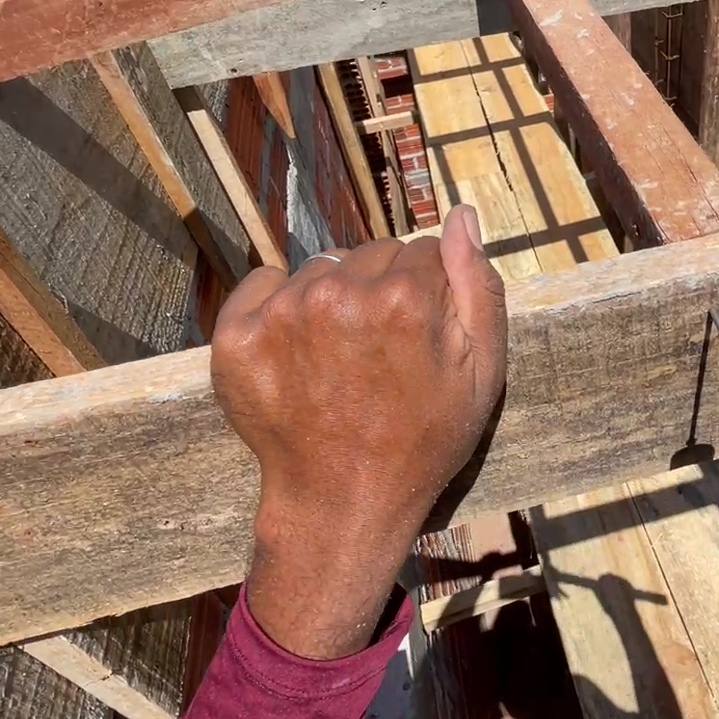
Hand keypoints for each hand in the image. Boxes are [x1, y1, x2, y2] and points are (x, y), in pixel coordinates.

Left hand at [211, 205, 506, 658]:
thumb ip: (478, 287)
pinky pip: (266, 282)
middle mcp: (340, 291)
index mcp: (407, 298)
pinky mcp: (236, 333)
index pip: (425, 250)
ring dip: (338, 294)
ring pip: (324, 266)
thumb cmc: (424, 441)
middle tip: (386, 348)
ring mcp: (282, 311)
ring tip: (343, 353)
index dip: (432, 290)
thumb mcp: (482, 374)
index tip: (425, 332)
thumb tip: (462, 216)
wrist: (343, 502)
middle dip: (387, 287)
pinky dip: (283, 303)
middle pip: (374, 253)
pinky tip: (301, 350)